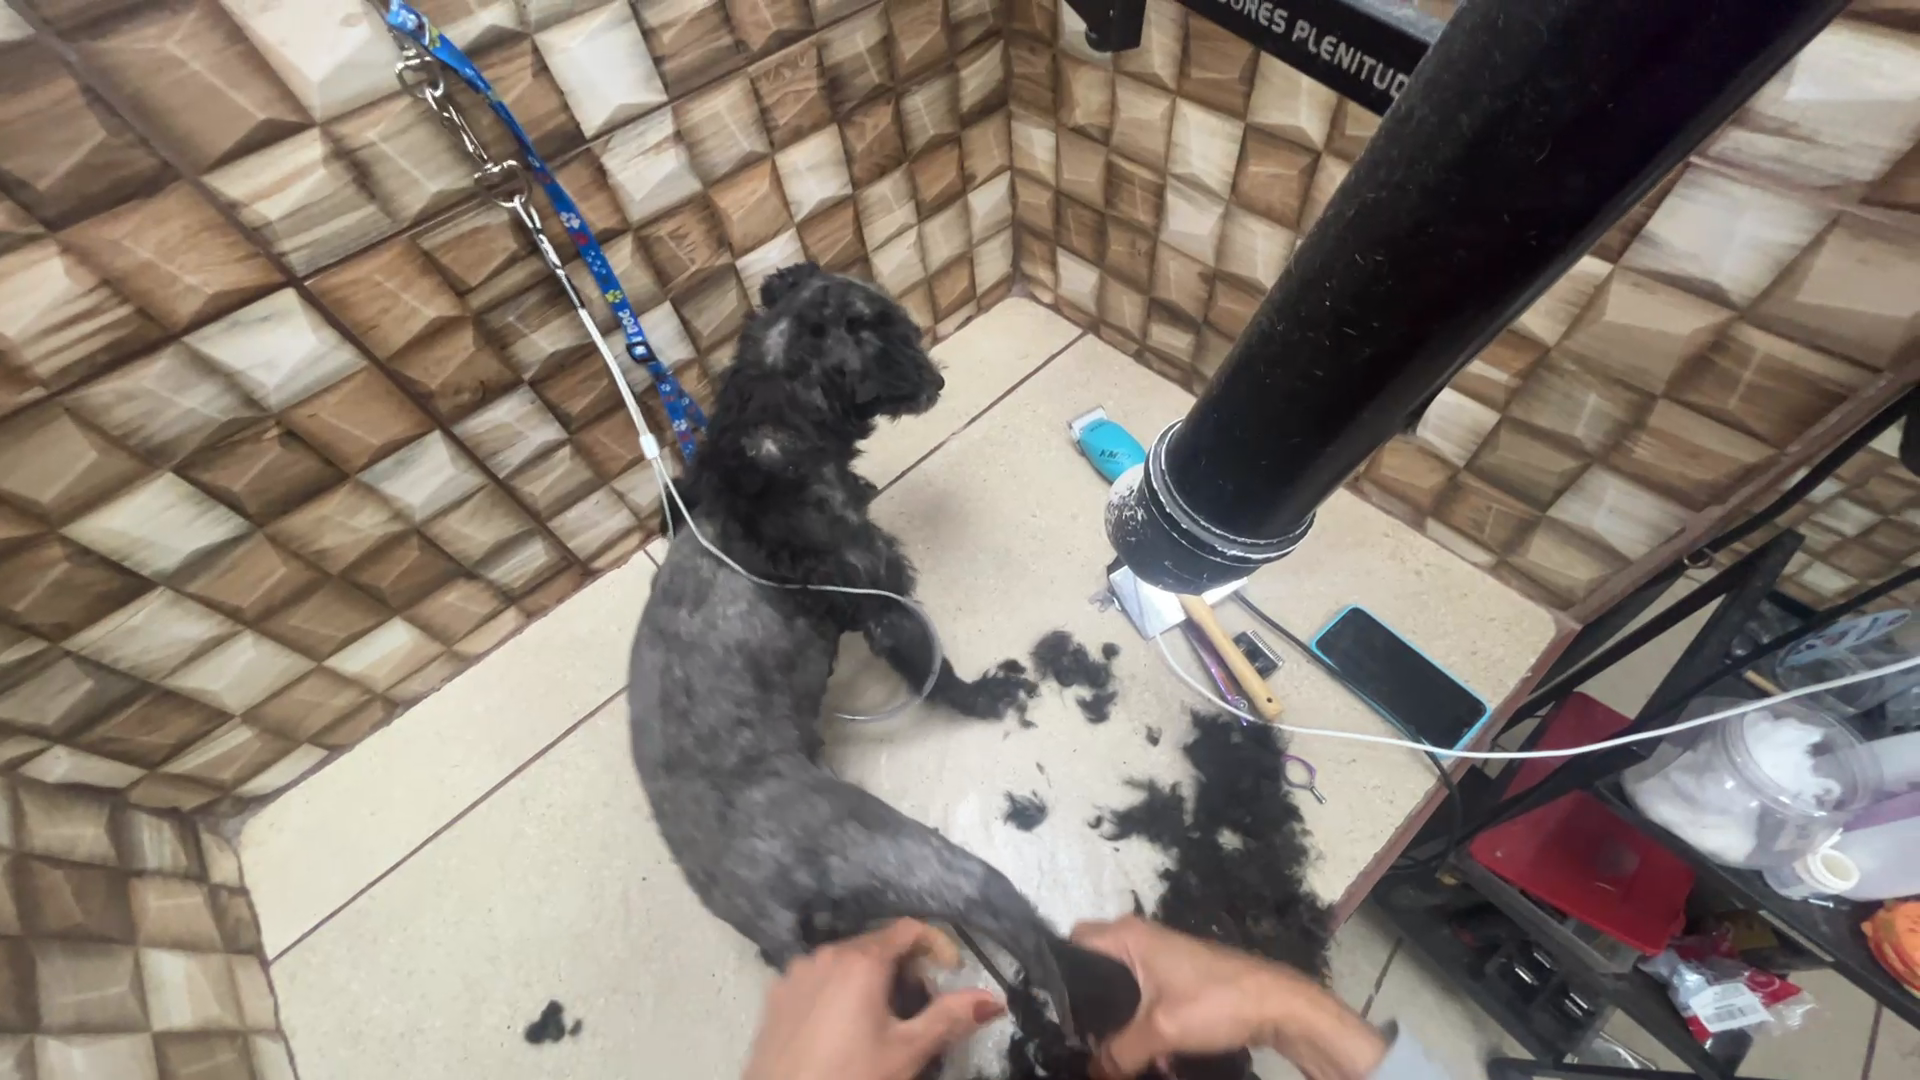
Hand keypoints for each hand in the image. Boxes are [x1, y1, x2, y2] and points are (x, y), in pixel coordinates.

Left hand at [741, 919, 1004, 1079]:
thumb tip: (994, 998)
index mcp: (863, 960)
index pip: (909, 928)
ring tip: (881, 1018)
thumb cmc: (849, 1078)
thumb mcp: (906, 1053)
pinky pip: (818, 975)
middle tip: (919, 1003)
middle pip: (878, 943)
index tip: (951, 971)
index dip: (936, 944)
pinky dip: (838, 988)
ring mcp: (798, 969)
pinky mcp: (777, 991)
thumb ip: (949, 1018)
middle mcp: (828, 952)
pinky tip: (842, 1026)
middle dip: (905, 965)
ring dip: (871, 976)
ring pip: (846, 958)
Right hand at [1071, 917, 1385, 1079]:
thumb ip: (1120, 1052)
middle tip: (1081, 1039)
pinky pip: (1141, 996)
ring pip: (1120, 986)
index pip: (1073, 942)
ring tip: (1115, 1056)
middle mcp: (1137, 938)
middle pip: (1094, 967)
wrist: (1275, 1003)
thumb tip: (1090, 1072)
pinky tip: (1147, 1056)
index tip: (1053, 1011)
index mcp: (1126, 935)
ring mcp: (1158, 957)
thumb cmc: (1212, 1001)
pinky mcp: (1175, 977)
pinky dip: (1139, 1022)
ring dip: (1118, 1020)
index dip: (1059, 972)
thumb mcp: (1160, 1030)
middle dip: (1089, 1005)